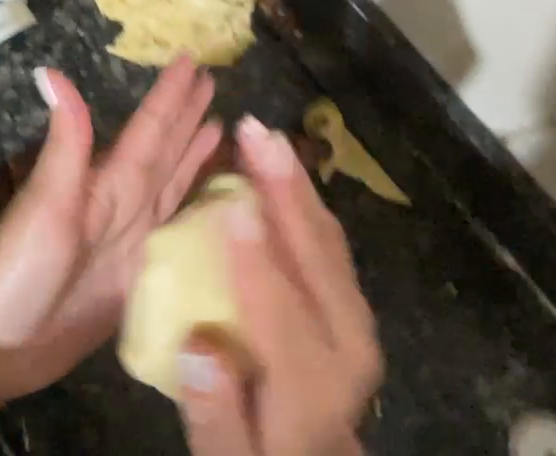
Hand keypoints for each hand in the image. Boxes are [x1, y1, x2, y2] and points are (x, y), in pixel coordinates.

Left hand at [0, 57, 223, 396]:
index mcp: (104, 182)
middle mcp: (121, 204)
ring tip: (221, 127)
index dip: (171, 98)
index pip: (147, 131)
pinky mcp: (136, 277)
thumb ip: (66, 141)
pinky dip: (194, 213)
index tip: (195, 61)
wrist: (1, 340)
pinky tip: (214, 206)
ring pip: (170, 186)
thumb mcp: (48, 199)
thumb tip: (50, 69)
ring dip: (193, 156)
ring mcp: (129, 240)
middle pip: (163, 152)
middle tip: (218, 81)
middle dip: (188, 117)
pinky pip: (175, 234)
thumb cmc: (20, 266)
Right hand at [177, 117, 381, 455]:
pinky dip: (304, 198)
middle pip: (317, 261)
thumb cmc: (258, 454)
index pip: (281, 315)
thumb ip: (216, 416)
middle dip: (285, 191)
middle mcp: (348, 347)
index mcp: (312, 389)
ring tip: (263, 135)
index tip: (230, 207)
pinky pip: (329, 242)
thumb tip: (200, 349)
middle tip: (252, 133)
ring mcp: (356, 320)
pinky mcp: (350, 303)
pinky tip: (280, 166)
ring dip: (296, 183)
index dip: (255, 261)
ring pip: (328, 241)